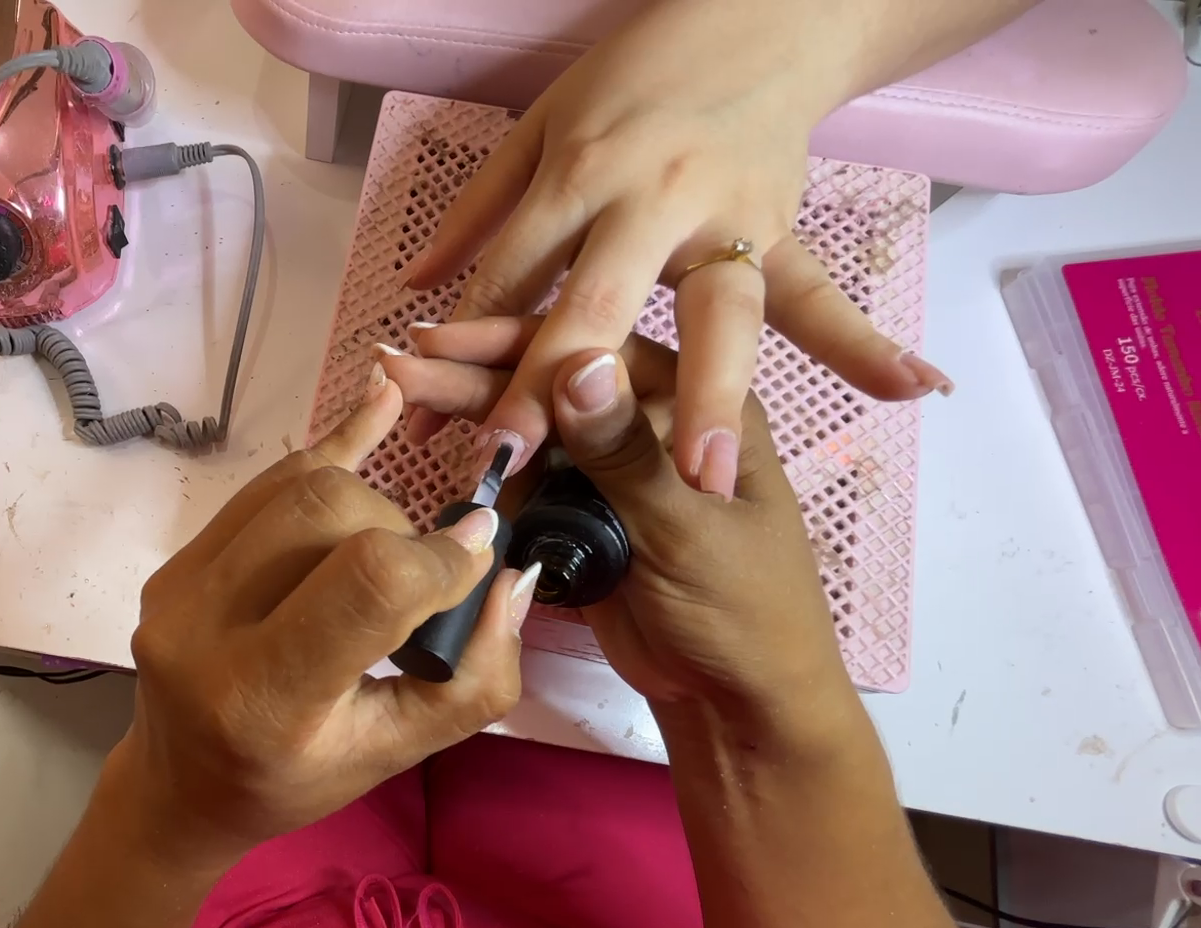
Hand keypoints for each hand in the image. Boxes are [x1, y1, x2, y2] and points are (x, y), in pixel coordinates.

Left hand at [118, 372, 537, 863]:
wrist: (180, 784)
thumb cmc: (291, 781)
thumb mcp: (393, 755)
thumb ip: (471, 678)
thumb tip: (507, 574)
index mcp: (262, 698)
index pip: (366, 582)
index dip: (439, 558)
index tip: (475, 556)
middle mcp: (203, 629)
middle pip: (326, 512)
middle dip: (398, 527)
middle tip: (417, 568)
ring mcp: (178, 585)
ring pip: (295, 484)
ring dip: (365, 498)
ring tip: (386, 539)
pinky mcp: (175, 561)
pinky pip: (264, 485)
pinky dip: (329, 454)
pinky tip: (379, 403)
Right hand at [381, 327, 851, 716]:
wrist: (728, 696)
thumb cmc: (740, 611)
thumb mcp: (687, 530)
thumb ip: (626, 452)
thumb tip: (576, 361)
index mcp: (695, 403)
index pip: (592, 352)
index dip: (512, 345)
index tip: (441, 341)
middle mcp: (642, 421)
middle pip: (545, 385)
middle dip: (468, 374)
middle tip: (395, 361)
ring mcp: (603, 467)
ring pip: (524, 427)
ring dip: (463, 413)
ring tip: (398, 392)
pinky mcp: (574, 509)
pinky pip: (519, 477)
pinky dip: (479, 465)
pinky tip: (432, 441)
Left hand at [404, 2, 951, 492]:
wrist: (760, 9)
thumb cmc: (627, 81)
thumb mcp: (534, 133)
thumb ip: (474, 216)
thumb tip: (414, 288)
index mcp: (574, 177)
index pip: (507, 282)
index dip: (460, 356)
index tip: (426, 429)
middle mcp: (649, 200)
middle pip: (594, 307)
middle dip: (553, 390)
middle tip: (515, 463)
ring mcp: (728, 216)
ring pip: (716, 313)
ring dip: (712, 395)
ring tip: (703, 478)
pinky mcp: (787, 225)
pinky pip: (819, 291)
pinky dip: (862, 339)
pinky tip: (915, 392)